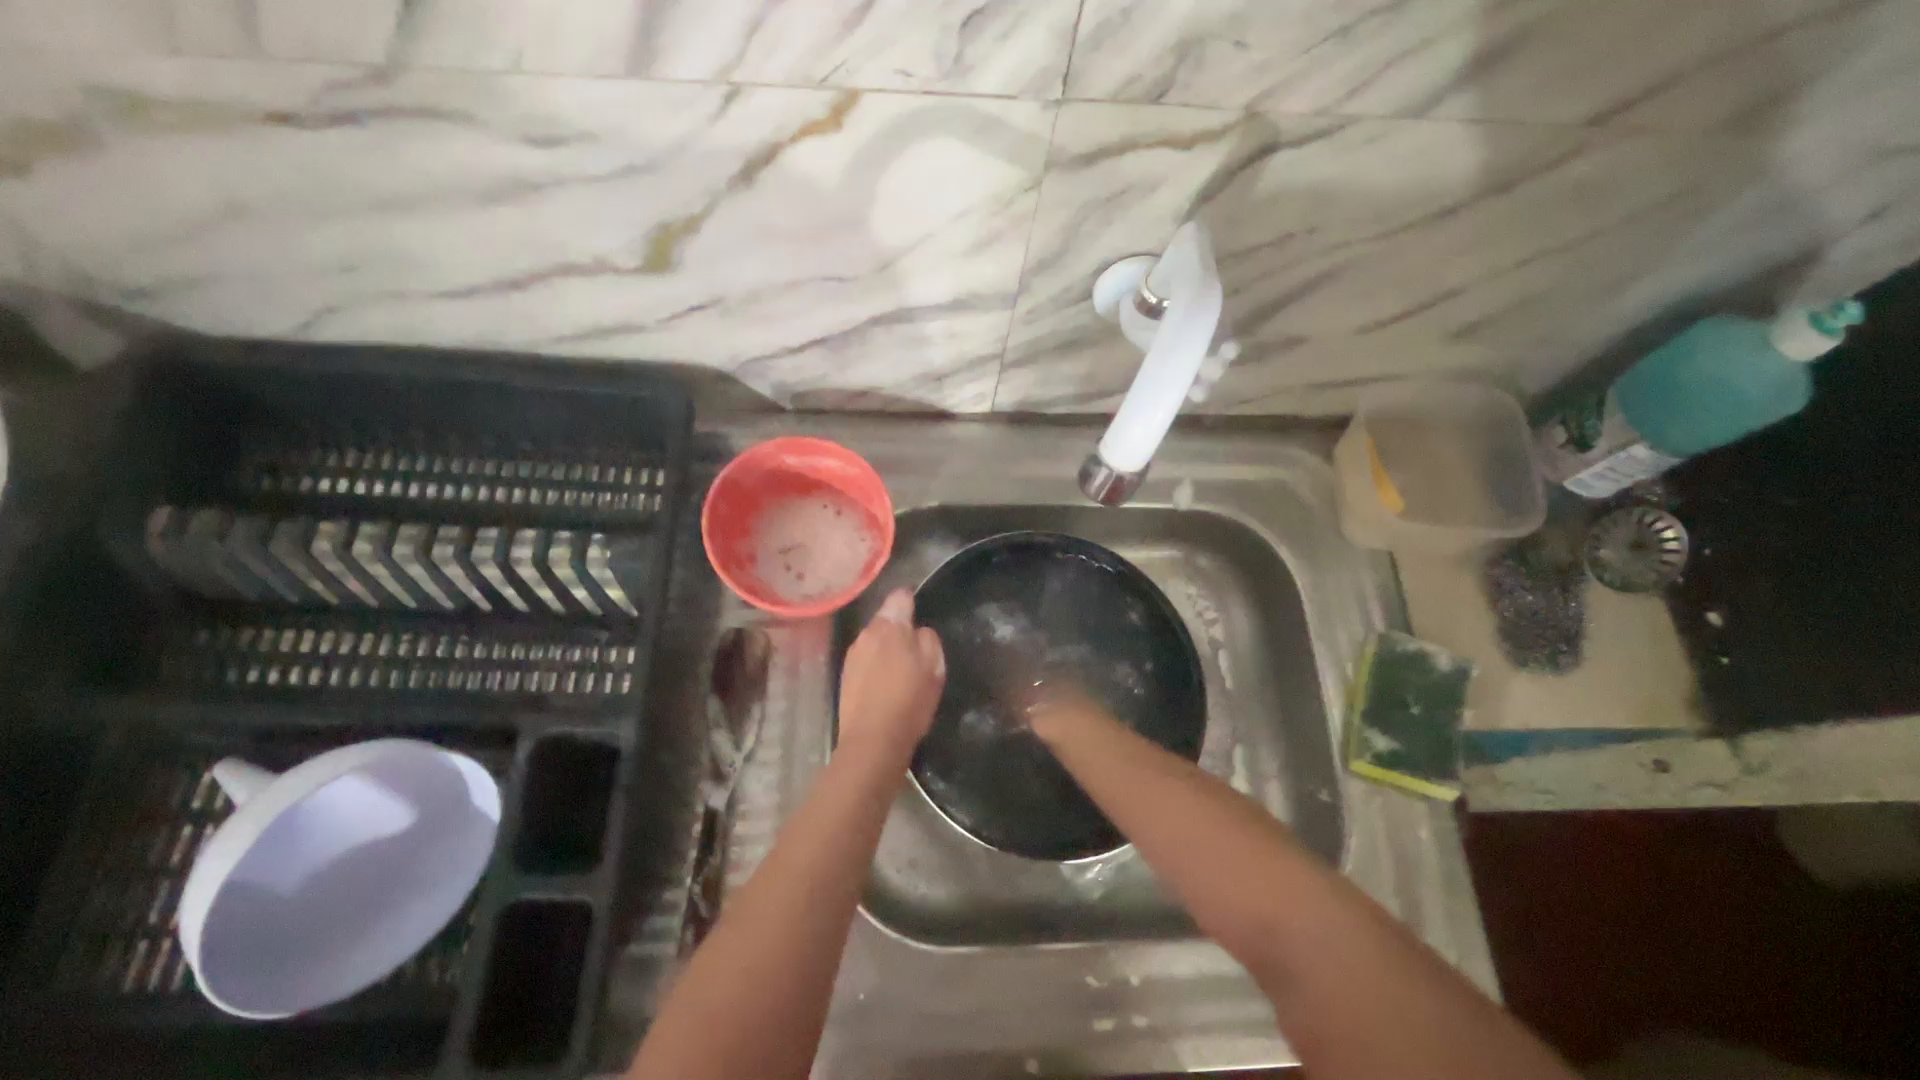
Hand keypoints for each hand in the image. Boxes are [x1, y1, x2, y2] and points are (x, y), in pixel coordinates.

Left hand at [837, 589, 944, 764]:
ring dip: (884, 647)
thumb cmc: (910, 701)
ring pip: (873, 639)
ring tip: (899, 669)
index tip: (920, 613)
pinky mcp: (844, 675)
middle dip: (898, 627)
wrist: (873, 739)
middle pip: (884, 618)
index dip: (912, 602)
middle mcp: (867, 633)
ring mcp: (852, 654)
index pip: (900, 597)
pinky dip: (874, 665)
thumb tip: (919, 630)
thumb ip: (928, 640)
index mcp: (891, 626)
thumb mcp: (934, 668)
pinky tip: (883, 684)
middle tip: (914, 648)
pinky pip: (864, 659)